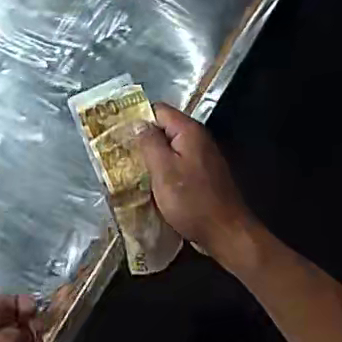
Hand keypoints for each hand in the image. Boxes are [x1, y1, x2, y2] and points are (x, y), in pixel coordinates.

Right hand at [134, 103, 262, 268]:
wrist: (225, 232)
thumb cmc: (192, 201)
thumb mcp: (163, 170)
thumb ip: (150, 143)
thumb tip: (138, 123)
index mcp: (189, 131)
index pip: (159, 110)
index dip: (137, 118)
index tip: (116, 132)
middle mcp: (199, 138)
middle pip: (165, 129)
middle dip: (143, 139)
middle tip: (118, 153)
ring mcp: (203, 157)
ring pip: (171, 148)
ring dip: (152, 157)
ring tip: (128, 169)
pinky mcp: (203, 175)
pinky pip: (178, 164)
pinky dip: (164, 171)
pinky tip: (150, 184)